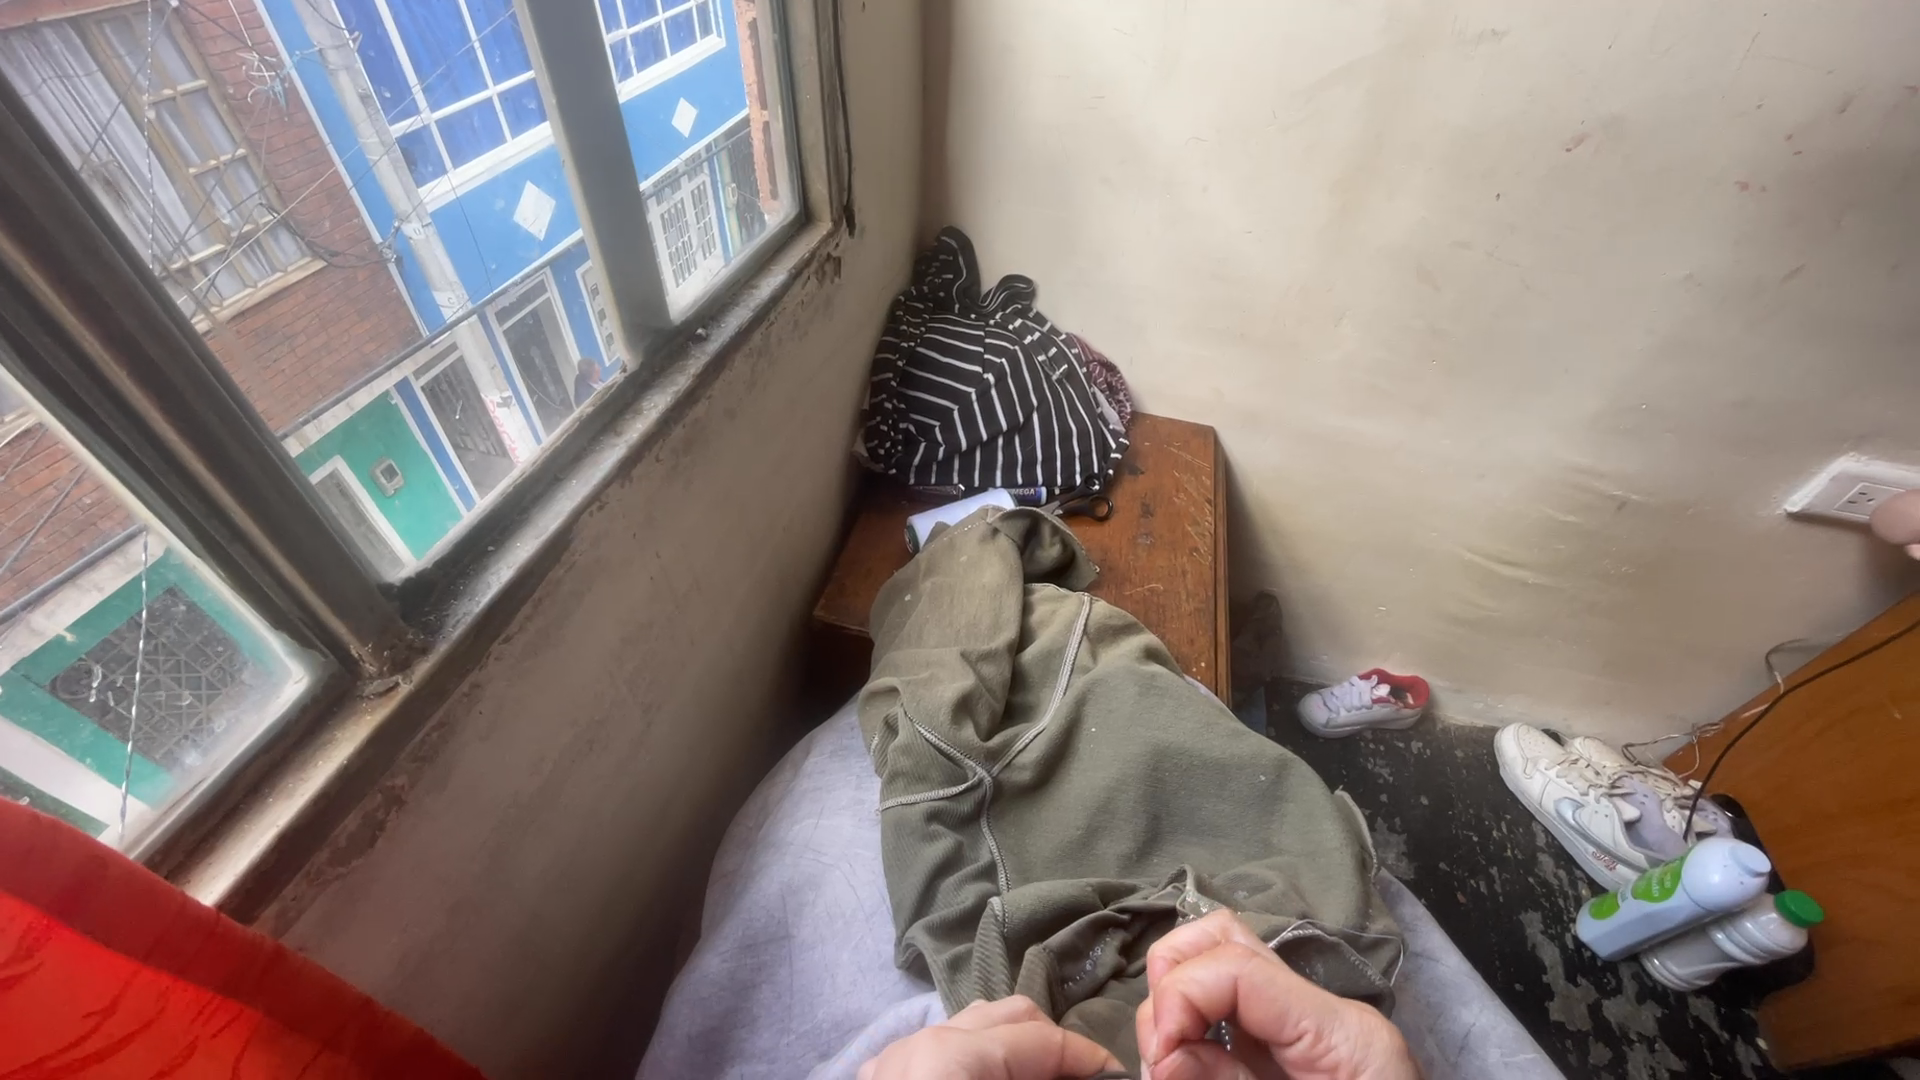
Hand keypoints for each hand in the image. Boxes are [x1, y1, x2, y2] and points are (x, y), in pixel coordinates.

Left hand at [860, 995, 1121, 1079]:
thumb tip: (1093, 1073)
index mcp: (952, 1055)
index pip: (1040, 1039)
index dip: (1089, 1058)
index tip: (1120, 1075)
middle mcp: (920, 1040)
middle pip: (1008, 1014)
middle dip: (1054, 1043)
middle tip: (1084, 1076)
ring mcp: (893, 1057)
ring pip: (973, 1025)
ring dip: (1017, 1049)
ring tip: (1046, 1077)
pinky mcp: (879, 1077)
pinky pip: (942, 1047)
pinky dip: (979, 1059)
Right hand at [1136, 910, 1419, 1079]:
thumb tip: (1161, 1060)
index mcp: (1344, 1036)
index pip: (1237, 966)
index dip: (1180, 998)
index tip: (1159, 1062)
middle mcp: (1324, 1011)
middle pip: (1223, 939)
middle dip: (1173, 986)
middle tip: (1159, 1057)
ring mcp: (1306, 1024)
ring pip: (1219, 959)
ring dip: (1176, 1000)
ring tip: (1167, 1064)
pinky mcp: (1289, 1048)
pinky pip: (1229, 1005)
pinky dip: (1193, 1020)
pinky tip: (1185, 1061)